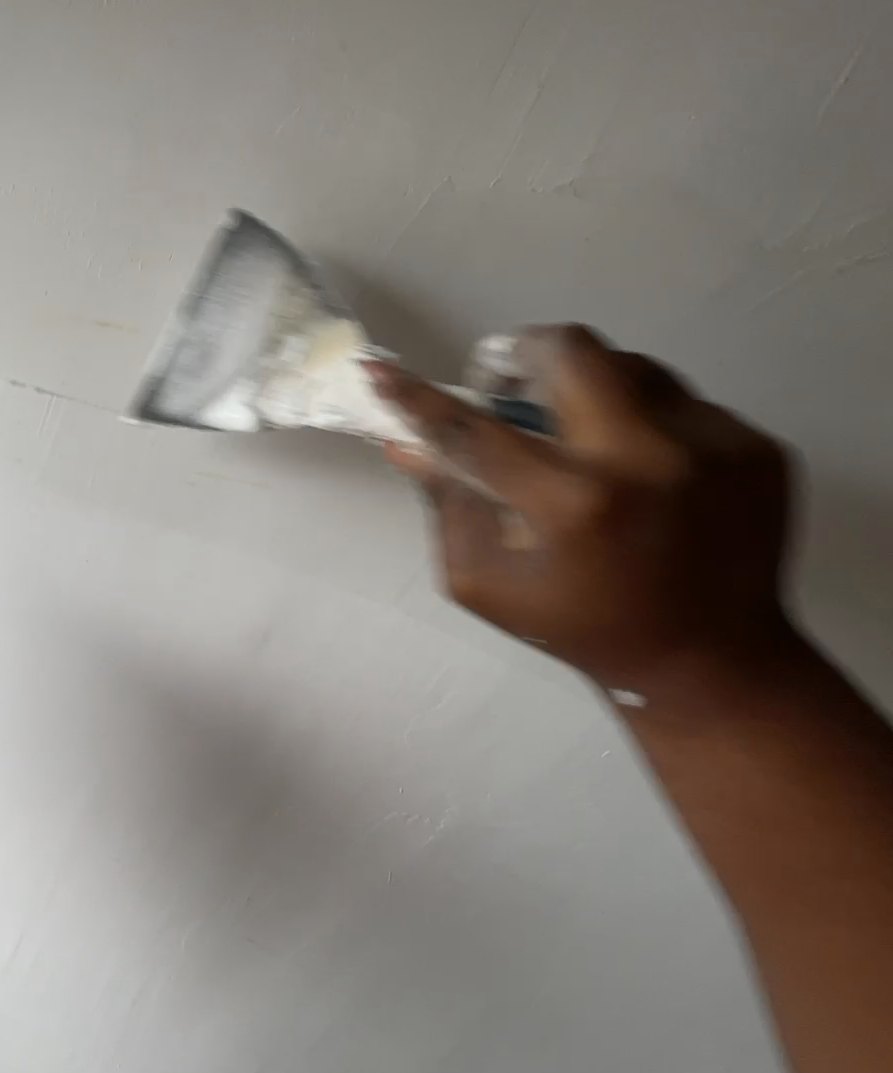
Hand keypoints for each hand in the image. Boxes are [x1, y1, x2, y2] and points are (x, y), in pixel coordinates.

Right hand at [366, 324, 795, 690]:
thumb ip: (446, 503)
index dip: (416, 397)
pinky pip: (675, 399)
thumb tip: (404, 443)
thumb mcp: (480, 578)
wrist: (709, 659)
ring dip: (579, 385)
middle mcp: (647, 461)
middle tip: (500, 383)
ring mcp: (714, 446)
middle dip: (520, 352)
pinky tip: (628, 466)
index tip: (376, 370)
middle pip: (573, 353)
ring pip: (628, 365)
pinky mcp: (756, 445)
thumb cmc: (571, 623)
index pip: (472, 431)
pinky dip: (633, 418)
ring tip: (567, 430)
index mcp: (570, 505)